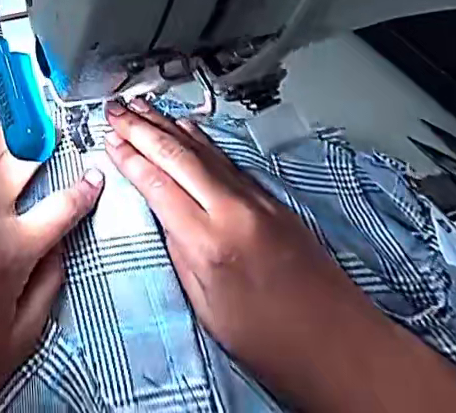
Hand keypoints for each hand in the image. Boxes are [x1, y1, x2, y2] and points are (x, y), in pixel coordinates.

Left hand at [0, 104, 104, 412]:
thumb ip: (46, 285)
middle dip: (42, 140)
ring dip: (6, 129)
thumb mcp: (20, 336)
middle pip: (21, 163)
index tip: (96, 177)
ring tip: (22, 109)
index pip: (62, 209)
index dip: (84, 191)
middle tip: (56, 125)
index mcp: (13, 250)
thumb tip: (58, 248)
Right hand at [104, 98, 455, 412]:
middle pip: (175, 155)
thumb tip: (159, 210)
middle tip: (114, 109)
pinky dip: (200, 138)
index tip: (108, 139)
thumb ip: (179, 250)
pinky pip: (226, 159)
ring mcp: (256, 200)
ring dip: (166, 124)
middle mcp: (232, 211)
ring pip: (201, 149)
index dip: (129, 158)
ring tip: (139, 105)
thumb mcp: (206, 306)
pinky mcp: (273, 200)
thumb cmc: (272, 345)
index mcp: (208, 242)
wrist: (347, 352)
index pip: (156, 184)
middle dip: (140, 128)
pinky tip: (184, 125)